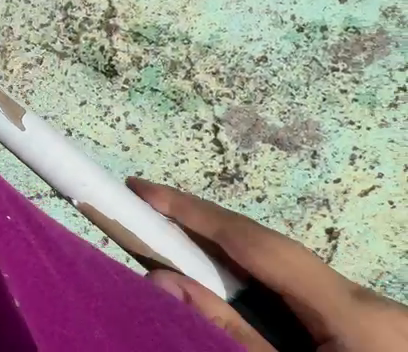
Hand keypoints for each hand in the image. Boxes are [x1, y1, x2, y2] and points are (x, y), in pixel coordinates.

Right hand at [130, 177, 407, 349]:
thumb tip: (159, 278)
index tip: (137, 187)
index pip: (258, 243)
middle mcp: (375, 304)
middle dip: (210, 228)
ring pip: (295, 270)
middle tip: (147, 207)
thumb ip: (228, 333)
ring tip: (178, 239)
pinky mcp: (385, 332)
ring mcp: (386, 318)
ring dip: (235, 255)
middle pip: (276, 251)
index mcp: (354, 314)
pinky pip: (314, 291)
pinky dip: (265, 279)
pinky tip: (234, 280)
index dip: (194, 211)